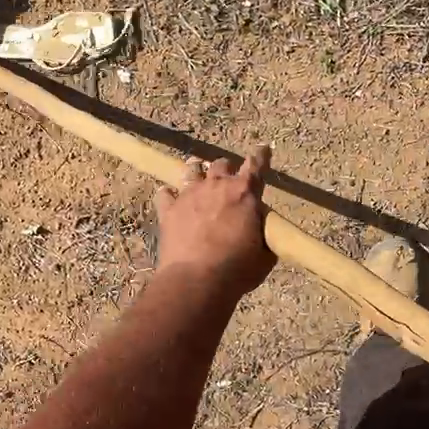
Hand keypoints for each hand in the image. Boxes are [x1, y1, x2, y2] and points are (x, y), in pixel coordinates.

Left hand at [153, 146, 275, 295]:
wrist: (197, 280)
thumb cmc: (237, 268)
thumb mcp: (264, 254)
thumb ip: (264, 234)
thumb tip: (261, 231)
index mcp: (245, 193)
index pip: (257, 165)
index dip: (262, 156)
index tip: (264, 149)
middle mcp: (217, 186)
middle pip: (221, 164)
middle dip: (226, 169)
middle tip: (228, 179)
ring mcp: (190, 195)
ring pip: (192, 170)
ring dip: (197, 172)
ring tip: (198, 176)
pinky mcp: (168, 210)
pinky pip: (164, 194)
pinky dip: (169, 195)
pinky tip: (170, 199)